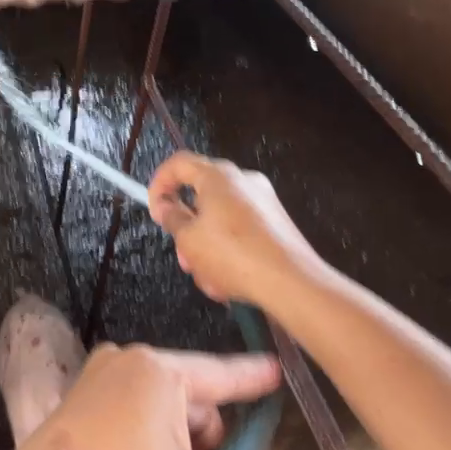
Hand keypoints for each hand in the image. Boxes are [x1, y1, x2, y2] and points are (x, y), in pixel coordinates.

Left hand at [0, 345, 313, 449]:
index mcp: (154, 372)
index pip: (221, 372)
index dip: (254, 376)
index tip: (280, 367)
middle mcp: (122, 369)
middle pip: (194, 405)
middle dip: (218, 449)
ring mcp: (94, 393)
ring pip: (165, 426)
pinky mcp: (77, 423)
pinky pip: (135, 437)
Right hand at [148, 153, 321, 305]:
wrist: (295, 285)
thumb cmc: (233, 255)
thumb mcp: (188, 239)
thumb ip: (172, 219)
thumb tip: (166, 206)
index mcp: (218, 176)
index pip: (178, 164)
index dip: (159, 184)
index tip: (155, 212)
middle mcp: (243, 181)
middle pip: (201, 195)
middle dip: (187, 228)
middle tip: (182, 254)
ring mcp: (264, 203)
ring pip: (220, 219)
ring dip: (207, 246)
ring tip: (208, 278)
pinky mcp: (278, 226)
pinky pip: (242, 232)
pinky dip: (230, 251)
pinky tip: (229, 281)